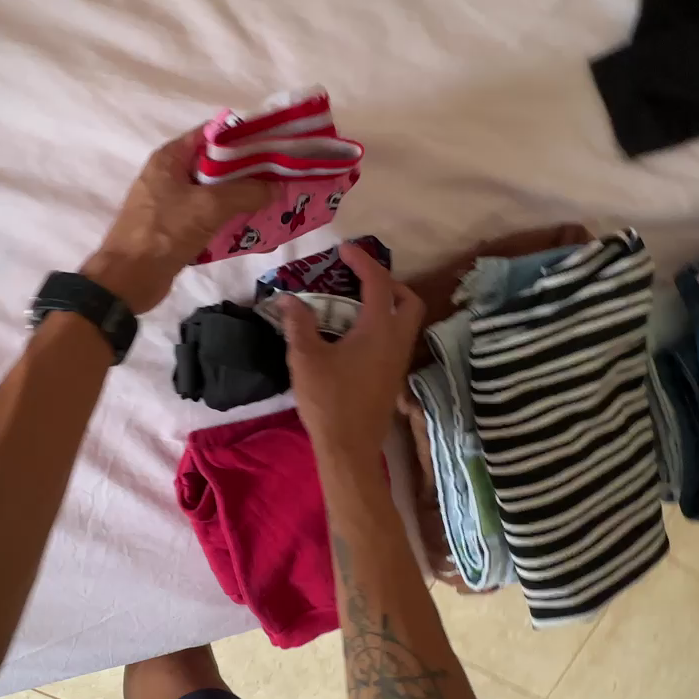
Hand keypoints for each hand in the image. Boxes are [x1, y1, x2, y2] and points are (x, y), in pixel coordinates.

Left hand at [82, 129, 272, 313]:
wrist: (129, 279)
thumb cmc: (165, 233)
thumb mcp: (209, 206)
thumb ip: (245, 192)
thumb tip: (275, 187)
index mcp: (171, 157)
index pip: (212, 134)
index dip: (243, 137)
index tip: (273, 146)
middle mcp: (169, 175)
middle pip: (215, 164)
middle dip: (247, 171)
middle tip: (279, 177)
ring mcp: (170, 203)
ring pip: (213, 193)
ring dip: (239, 198)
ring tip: (272, 202)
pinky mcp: (174, 228)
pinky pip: (206, 217)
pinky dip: (226, 220)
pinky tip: (251, 227)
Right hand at [278, 243, 424, 464]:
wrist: (349, 447)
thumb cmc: (328, 400)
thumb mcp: (305, 358)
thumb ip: (298, 324)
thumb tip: (289, 299)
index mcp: (379, 329)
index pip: (378, 283)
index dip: (362, 261)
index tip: (344, 250)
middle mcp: (397, 341)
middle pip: (408, 300)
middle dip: (389, 283)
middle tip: (360, 280)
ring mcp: (398, 362)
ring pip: (406, 322)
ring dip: (388, 305)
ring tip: (354, 306)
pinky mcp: (393, 378)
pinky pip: (396, 340)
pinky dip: (383, 326)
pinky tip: (355, 336)